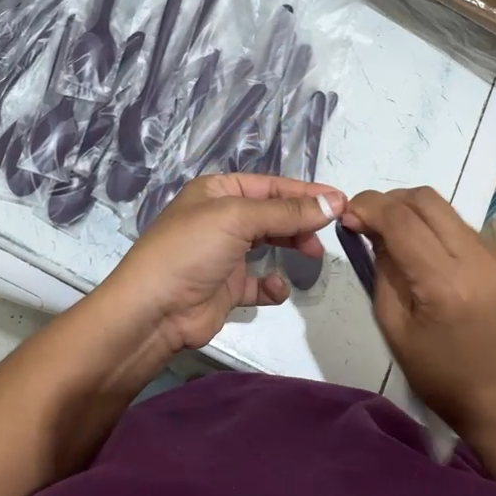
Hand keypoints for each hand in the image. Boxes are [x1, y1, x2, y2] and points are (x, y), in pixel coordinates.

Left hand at [99, 174, 345, 353]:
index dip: (304, 191)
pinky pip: (259, 282)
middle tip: (328, 232)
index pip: (270, 185)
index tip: (341, 200)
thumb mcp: (238, 219)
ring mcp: (223, 254)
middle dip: (301, 220)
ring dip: (292, 247)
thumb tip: (334, 200)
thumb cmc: (191, 250)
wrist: (154, 310)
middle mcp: (220, 218)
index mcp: (217, 191)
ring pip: (269, 244)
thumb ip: (287, 211)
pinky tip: (275, 287)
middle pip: (272, 213)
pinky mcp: (227, 288)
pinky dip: (272, 285)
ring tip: (312, 255)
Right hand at [344, 187, 495, 436]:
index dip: (369, 207)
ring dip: (412, 212)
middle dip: (389, 200)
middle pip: (426, 200)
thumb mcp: (394, 324)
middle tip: (368, 221)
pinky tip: (425, 253)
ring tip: (393, 236)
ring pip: (444, 208)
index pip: (401, 221)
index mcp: (446, 285)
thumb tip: (368, 227)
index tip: (347, 214)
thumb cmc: (437, 371)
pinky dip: (434, 228)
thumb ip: (381, 268)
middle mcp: (478, 260)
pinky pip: (460, 226)